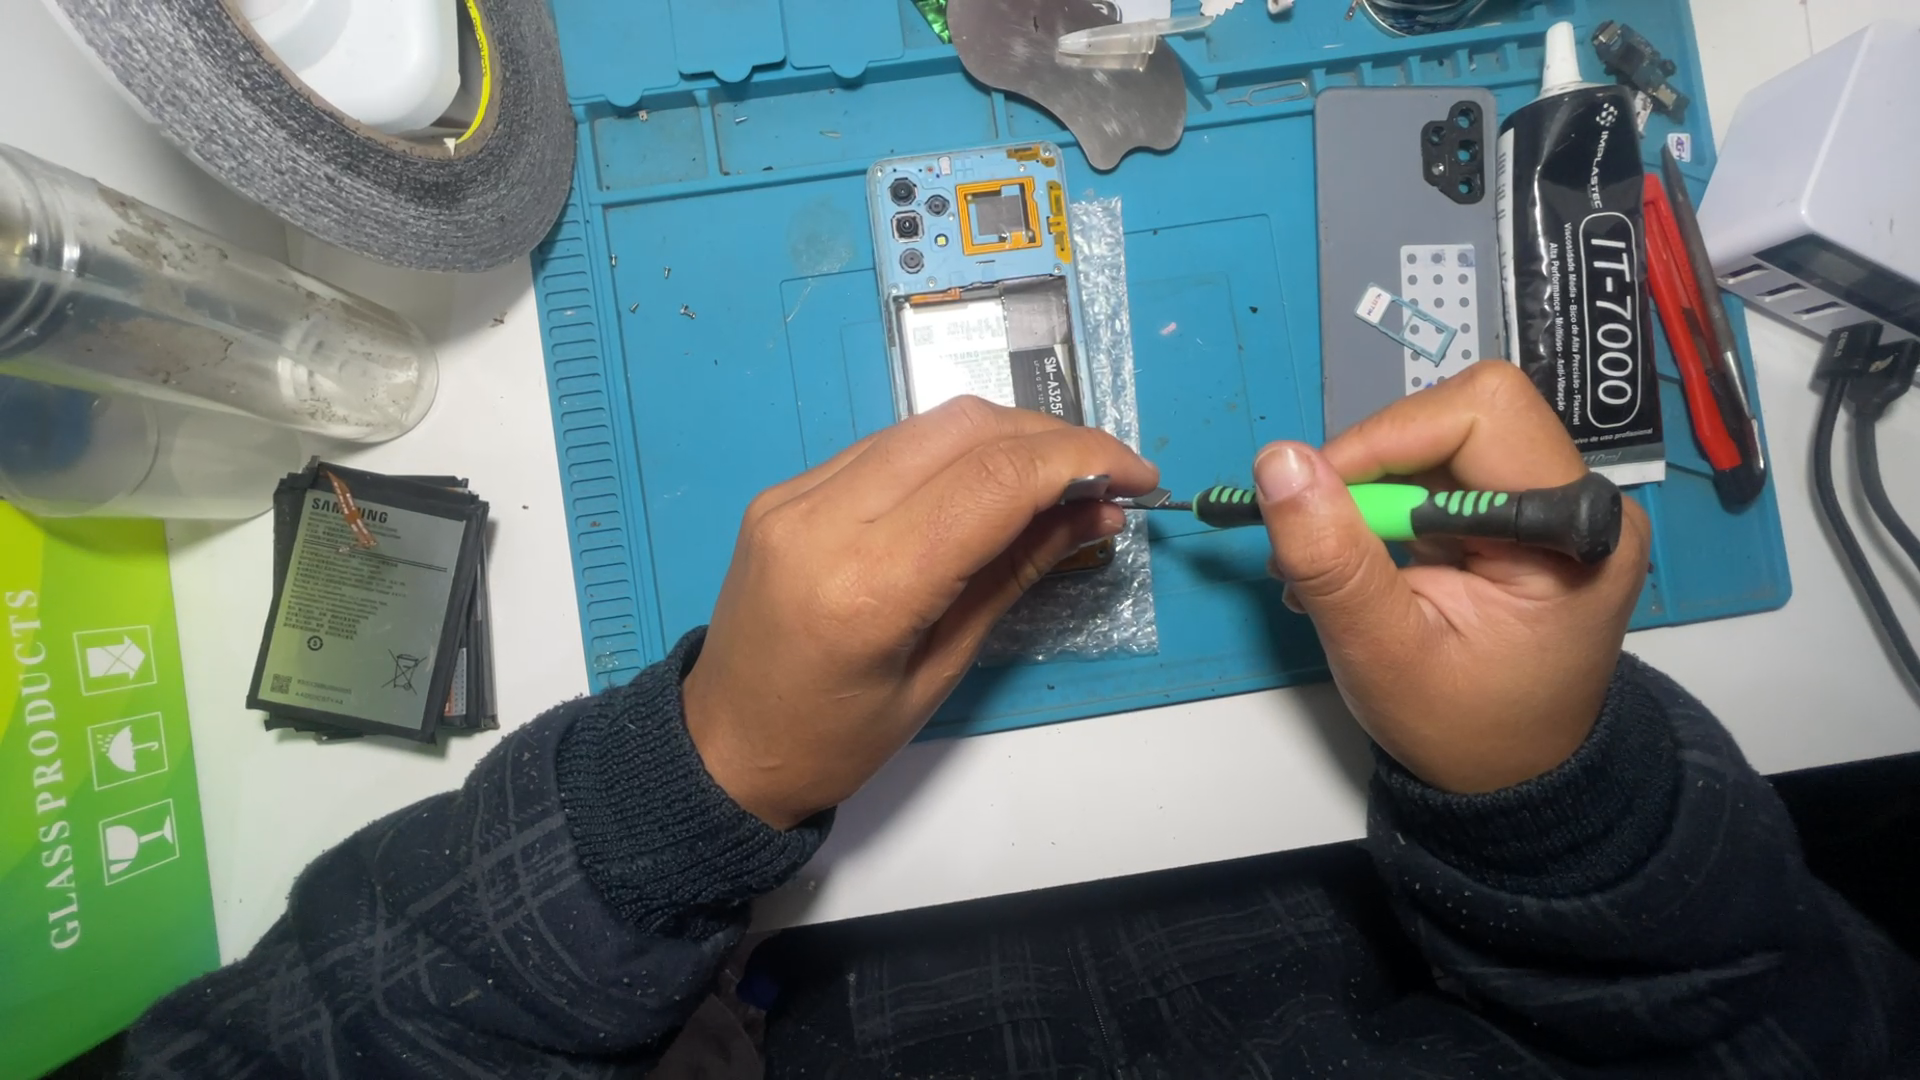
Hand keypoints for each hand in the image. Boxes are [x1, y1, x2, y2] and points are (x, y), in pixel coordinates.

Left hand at [683, 397, 1158, 827]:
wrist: (722, 745)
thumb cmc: (838, 738)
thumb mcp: (944, 669)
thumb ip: (1016, 573)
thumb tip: (1097, 512)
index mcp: (868, 584)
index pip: (995, 480)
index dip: (1083, 461)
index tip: (1137, 476)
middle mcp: (823, 517)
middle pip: (964, 428)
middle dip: (1051, 437)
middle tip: (1103, 476)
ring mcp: (795, 493)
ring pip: (927, 424)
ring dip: (1006, 438)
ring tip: (1054, 478)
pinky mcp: (785, 489)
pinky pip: (887, 445)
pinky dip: (951, 451)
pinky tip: (981, 484)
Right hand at [1255, 361, 1649, 793]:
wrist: (1501, 771)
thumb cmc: (1455, 723)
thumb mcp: (1379, 650)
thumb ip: (1331, 558)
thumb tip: (1278, 462)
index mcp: (1570, 530)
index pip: (1479, 415)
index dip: (1384, 441)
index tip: (1314, 501)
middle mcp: (1566, 500)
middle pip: (1452, 418)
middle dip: (1363, 467)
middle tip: (1313, 535)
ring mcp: (1533, 507)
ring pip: (1425, 442)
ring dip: (1354, 492)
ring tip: (1319, 564)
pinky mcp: (1498, 518)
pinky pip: (1420, 476)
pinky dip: (1364, 508)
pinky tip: (1342, 561)